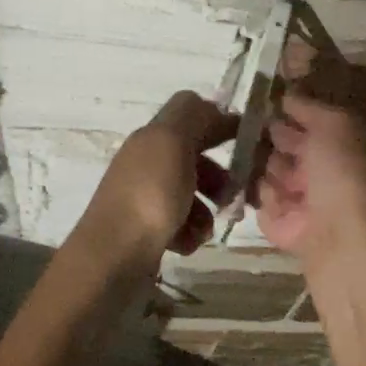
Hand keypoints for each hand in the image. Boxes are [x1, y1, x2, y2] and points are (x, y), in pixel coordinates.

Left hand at [74, 91, 238, 267]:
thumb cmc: (149, 197)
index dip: (222, 123)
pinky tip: (186, 243)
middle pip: (196, 159)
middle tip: (238, 194)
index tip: (250, 144)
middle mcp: (148, 164)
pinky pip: (182, 225)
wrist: (114, 256)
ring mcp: (146, 198)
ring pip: (192, 196)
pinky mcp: (148, 231)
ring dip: (207, 211)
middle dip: (221, 176)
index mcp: (152, 137)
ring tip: (206, 227)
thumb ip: (194, 115)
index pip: (192, 114)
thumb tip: (214, 108)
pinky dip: (190, 233)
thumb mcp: (172, 142)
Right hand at [255, 93, 365, 272]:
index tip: (262, 97)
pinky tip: (254, 184)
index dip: (289, 110)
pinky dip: (260, 193)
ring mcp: (297, 197)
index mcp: (339, 146)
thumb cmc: (340, 173)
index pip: (309, 122)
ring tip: (253, 156)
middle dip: (269, 136)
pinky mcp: (277, 220)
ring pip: (268, 169)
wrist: (336, 234)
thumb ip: (310, 107)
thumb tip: (287, 95)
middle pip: (284, 145)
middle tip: (245, 122)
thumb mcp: (334, 125)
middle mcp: (319, 170)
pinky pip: (259, 198)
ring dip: (263, 163)